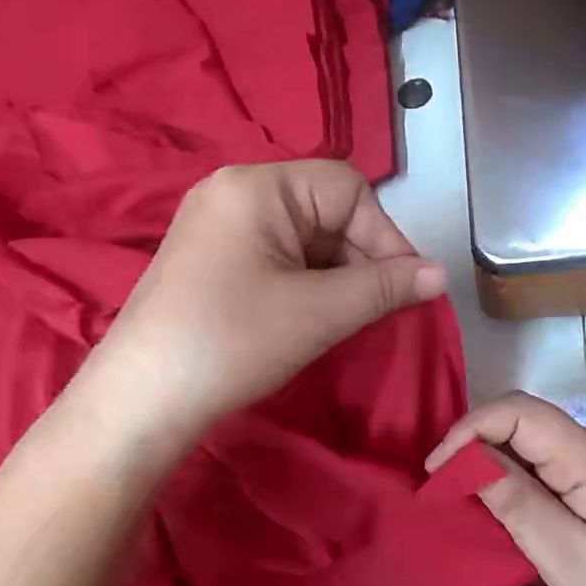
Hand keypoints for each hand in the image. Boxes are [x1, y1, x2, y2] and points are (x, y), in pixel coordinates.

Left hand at [87, 161, 446, 428]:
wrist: (145, 398)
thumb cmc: (234, 342)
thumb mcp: (320, 312)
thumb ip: (385, 287)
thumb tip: (440, 274)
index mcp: (258, 186)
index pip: (348, 190)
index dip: (385, 236)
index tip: (405, 288)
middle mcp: (234, 192)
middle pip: (326, 210)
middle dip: (360, 259)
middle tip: (377, 310)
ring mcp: (218, 226)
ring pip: (304, 239)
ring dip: (336, 276)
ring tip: (344, 320)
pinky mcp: (210, 260)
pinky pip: (277, 258)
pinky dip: (306, 284)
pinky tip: (311, 319)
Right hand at [427, 392, 585, 585]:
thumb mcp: (561, 551)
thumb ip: (518, 503)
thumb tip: (469, 463)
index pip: (520, 414)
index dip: (471, 430)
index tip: (438, 469)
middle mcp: (584, 439)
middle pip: (516, 412)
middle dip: (470, 436)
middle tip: (440, 477)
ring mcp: (579, 448)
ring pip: (516, 425)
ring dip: (479, 446)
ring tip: (451, 481)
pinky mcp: (570, 462)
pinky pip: (524, 444)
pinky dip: (494, 458)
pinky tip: (479, 483)